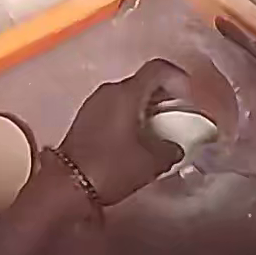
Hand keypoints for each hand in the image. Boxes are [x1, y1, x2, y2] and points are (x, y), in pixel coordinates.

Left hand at [55, 60, 192, 206]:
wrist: (66, 186)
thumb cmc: (110, 168)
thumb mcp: (150, 162)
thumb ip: (170, 149)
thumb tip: (176, 147)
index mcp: (126, 93)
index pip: (158, 69)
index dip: (179, 78)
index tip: (189, 97)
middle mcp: (109, 90)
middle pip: (143, 80)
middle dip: (165, 94)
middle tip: (179, 114)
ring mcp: (94, 102)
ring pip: (128, 93)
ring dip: (147, 105)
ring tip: (161, 128)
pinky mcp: (86, 116)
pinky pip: (115, 105)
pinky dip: (131, 114)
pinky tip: (138, 137)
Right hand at [190, 18, 255, 216]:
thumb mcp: (240, 161)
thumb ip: (209, 158)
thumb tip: (184, 165)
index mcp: (252, 83)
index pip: (224, 52)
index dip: (206, 40)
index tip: (191, 31)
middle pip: (247, 45)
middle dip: (230, 33)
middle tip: (216, 21)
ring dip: (250, 40)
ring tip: (239, 34)